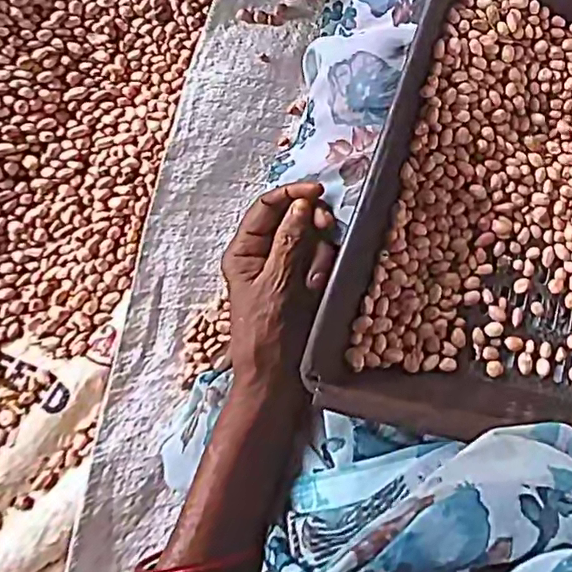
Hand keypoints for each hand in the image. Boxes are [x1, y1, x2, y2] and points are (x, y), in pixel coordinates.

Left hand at [222, 182, 337, 391]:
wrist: (280, 380)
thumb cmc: (268, 335)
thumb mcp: (276, 284)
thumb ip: (289, 241)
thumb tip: (302, 203)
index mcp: (244, 251)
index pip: (266, 206)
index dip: (291, 193)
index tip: (319, 191)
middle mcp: (265, 253)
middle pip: (293, 216)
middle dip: (311, 222)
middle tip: (327, 229)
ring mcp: (288, 266)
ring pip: (312, 236)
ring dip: (319, 251)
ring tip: (315, 279)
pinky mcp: (307, 279)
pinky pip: (322, 257)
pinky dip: (325, 267)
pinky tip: (320, 286)